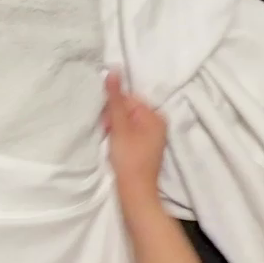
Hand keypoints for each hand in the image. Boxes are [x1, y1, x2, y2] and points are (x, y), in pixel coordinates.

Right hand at [103, 71, 166, 203]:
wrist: (135, 192)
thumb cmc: (129, 158)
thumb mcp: (119, 126)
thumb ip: (115, 98)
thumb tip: (114, 70)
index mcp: (156, 116)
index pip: (129, 98)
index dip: (113, 107)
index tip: (106, 122)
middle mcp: (158, 124)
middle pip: (128, 109)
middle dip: (113, 118)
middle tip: (107, 133)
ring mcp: (152, 137)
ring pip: (126, 122)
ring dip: (114, 128)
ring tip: (109, 141)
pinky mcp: (144, 148)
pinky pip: (129, 133)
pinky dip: (118, 137)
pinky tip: (113, 147)